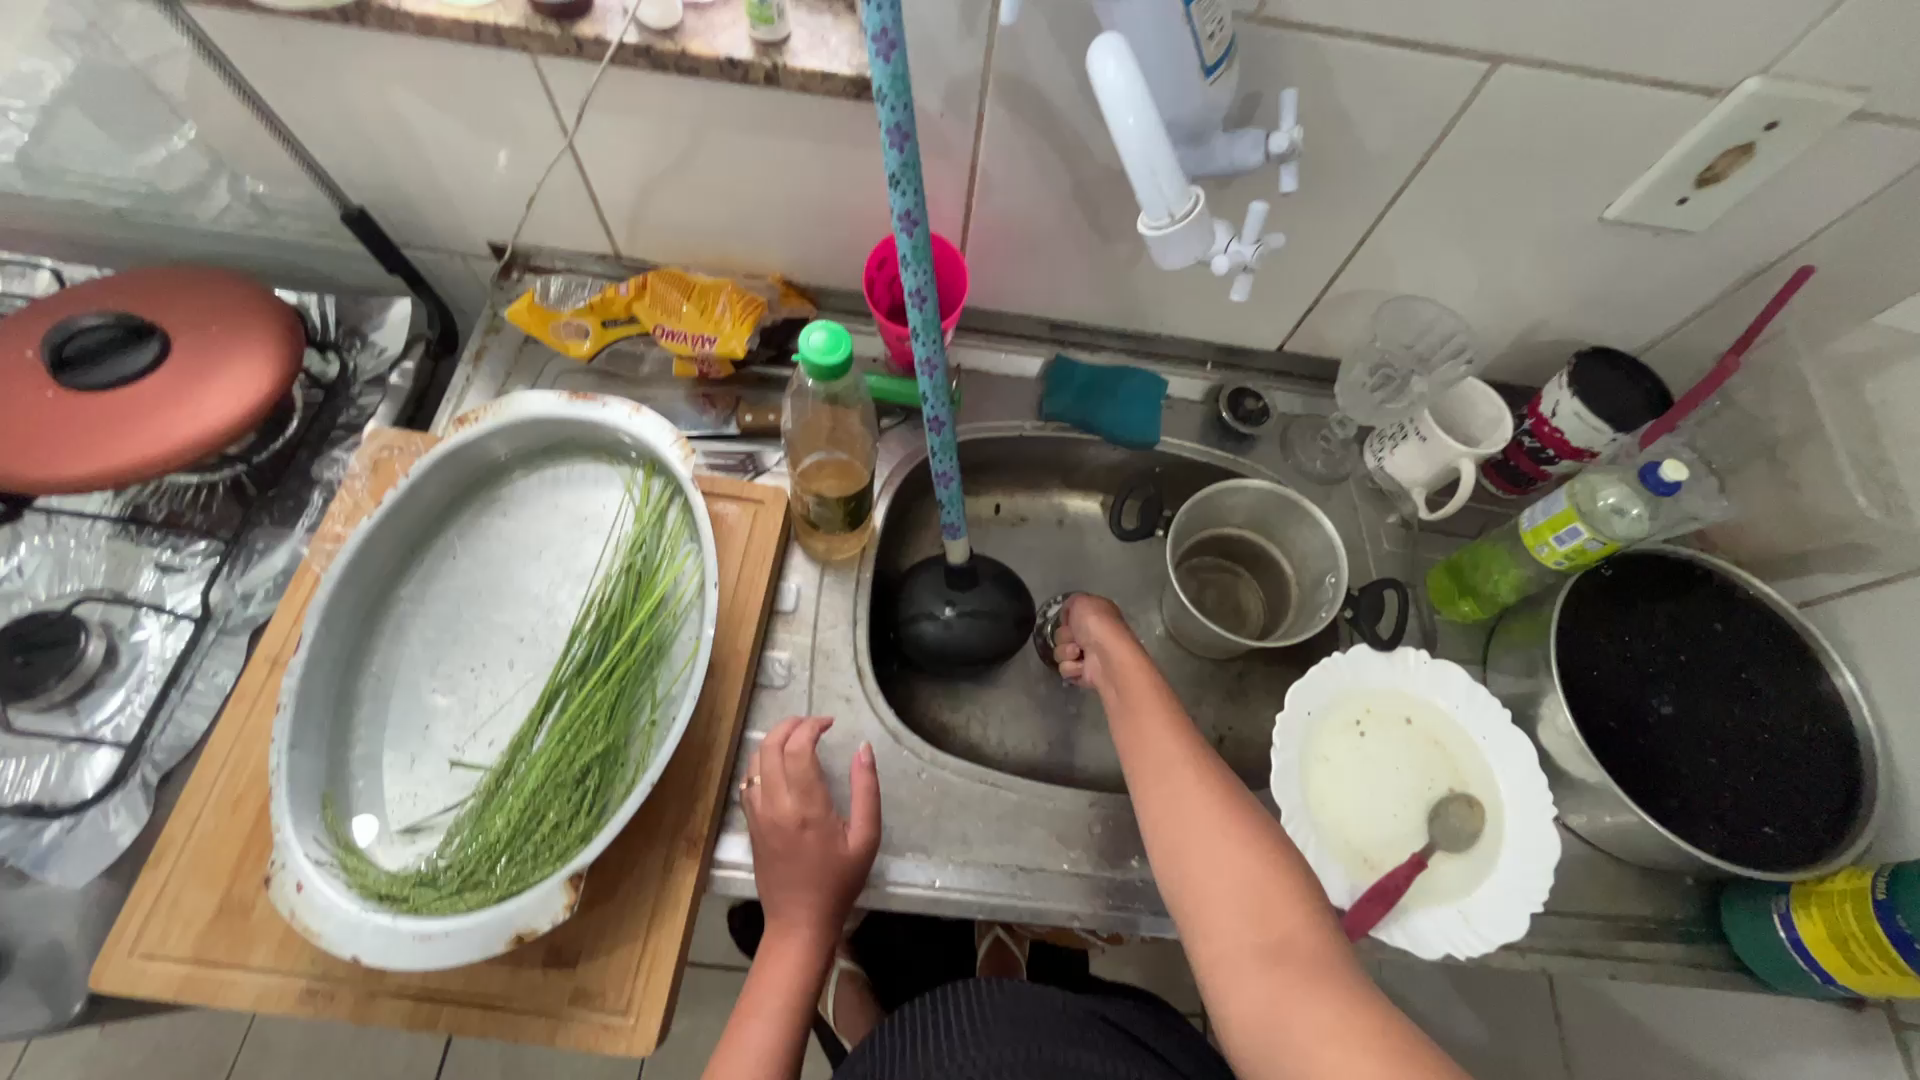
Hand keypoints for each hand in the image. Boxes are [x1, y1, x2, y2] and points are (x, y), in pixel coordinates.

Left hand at [741, 716, 880, 949]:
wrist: (800, 922)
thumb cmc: (839, 881)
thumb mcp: (866, 838)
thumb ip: (867, 790)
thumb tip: (863, 749)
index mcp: (806, 807)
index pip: (798, 748)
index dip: (811, 726)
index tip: (829, 723)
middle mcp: (776, 805)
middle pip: (769, 746)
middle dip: (790, 725)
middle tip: (812, 723)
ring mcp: (758, 815)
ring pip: (754, 761)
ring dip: (773, 741)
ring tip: (797, 738)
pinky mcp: (750, 824)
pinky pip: (748, 782)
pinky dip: (761, 763)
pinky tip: (780, 765)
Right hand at [1053, 593, 1136, 689]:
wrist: (1106, 655)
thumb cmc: (1096, 625)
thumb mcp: (1081, 601)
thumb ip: (1071, 602)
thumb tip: (1067, 615)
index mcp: (1095, 617)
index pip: (1070, 617)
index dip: (1066, 619)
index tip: (1069, 621)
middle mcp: (1093, 635)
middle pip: (1061, 635)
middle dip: (1065, 637)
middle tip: (1076, 639)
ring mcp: (1089, 656)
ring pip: (1060, 653)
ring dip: (1067, 652)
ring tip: (1080, 653)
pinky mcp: (1084, 674)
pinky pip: (1065, 669)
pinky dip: (1072, 667)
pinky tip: (1083, 666)